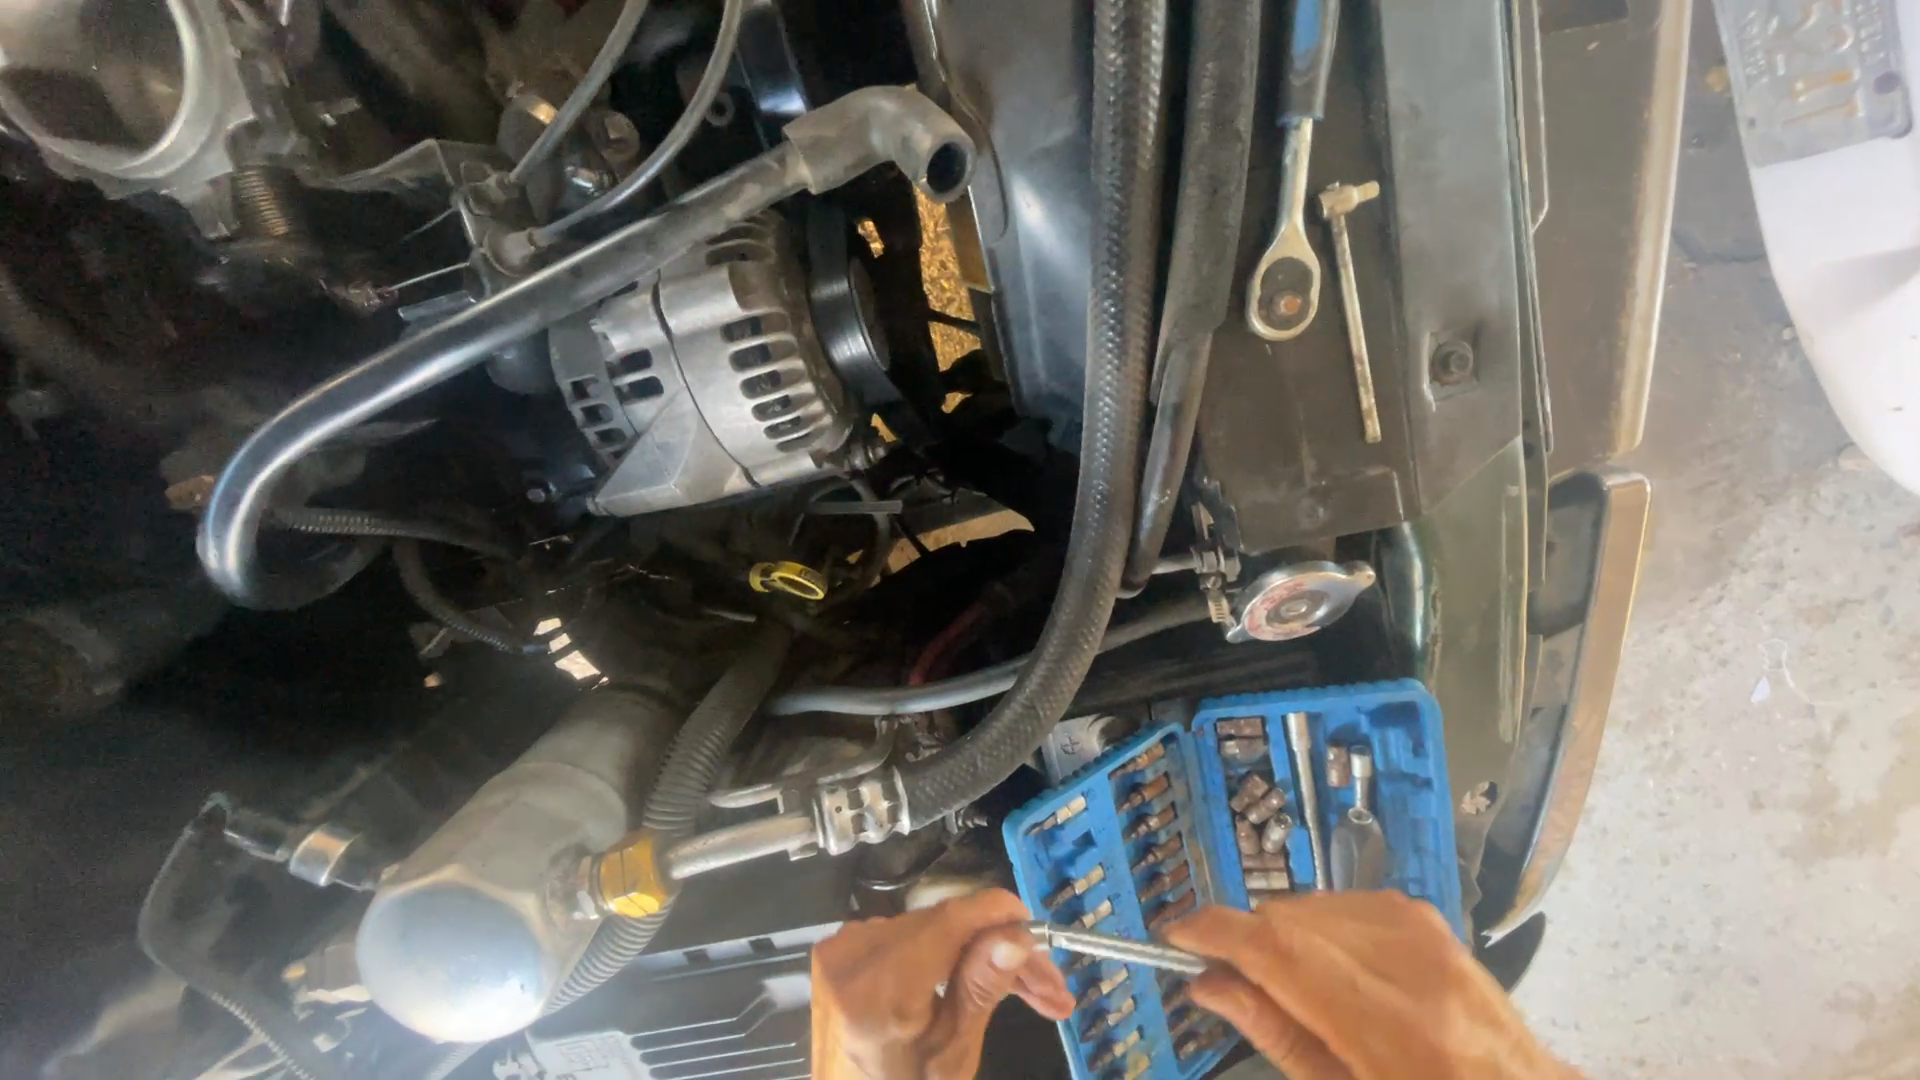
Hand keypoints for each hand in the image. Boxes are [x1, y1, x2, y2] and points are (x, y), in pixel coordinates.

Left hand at [811, 888, 1074, 1078]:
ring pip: (937, 930)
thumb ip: (979, 994)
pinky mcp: (851, 944)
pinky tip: (985, 973)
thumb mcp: (949, 1060)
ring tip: (1033, 990)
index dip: (994, 912)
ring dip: (983, 952)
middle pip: (948, 928)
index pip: (946, 923)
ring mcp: (849, 945)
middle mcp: (856, 953)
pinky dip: (950, 953)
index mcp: (878, 989)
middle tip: (1052, 986)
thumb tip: (1016, 938)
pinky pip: (914, 936)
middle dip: (1004, 948)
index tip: (1037, 925)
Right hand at [1165, 892, 1576, 1079]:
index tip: (1175, 933)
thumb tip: (1205, 983)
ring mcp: (1427, 932)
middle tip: (1228, 975)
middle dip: (1246, 939)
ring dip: (1279, 933)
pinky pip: (1338, 901)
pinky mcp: (1427, 916)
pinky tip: (1325, 965)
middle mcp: (1414, 965)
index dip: (1217, 932)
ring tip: (1289, 983)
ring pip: (1307, 905)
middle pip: (1289, 919)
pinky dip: (1313, 926)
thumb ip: (1274, 1036)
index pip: (1282, 952)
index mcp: (1399, 1034)